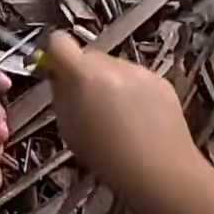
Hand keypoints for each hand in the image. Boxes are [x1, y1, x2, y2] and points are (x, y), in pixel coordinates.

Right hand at [42, 32, 213, 213]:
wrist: (161, 172)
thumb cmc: (107, 157)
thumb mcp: (68, 128)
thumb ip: (59, 94)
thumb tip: (57, 75)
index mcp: (83, 75)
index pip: (58, 41)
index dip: (52, 53)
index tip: (53, 70)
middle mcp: (111, 64)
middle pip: (87, 55)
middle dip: (82, 73)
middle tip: (85, 102)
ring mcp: (138, 70)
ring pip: (112, 67)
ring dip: (107, 82)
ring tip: (115, 116)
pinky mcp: (160, 80)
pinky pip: (135, 78)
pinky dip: (131, 91)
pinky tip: (137, 119)